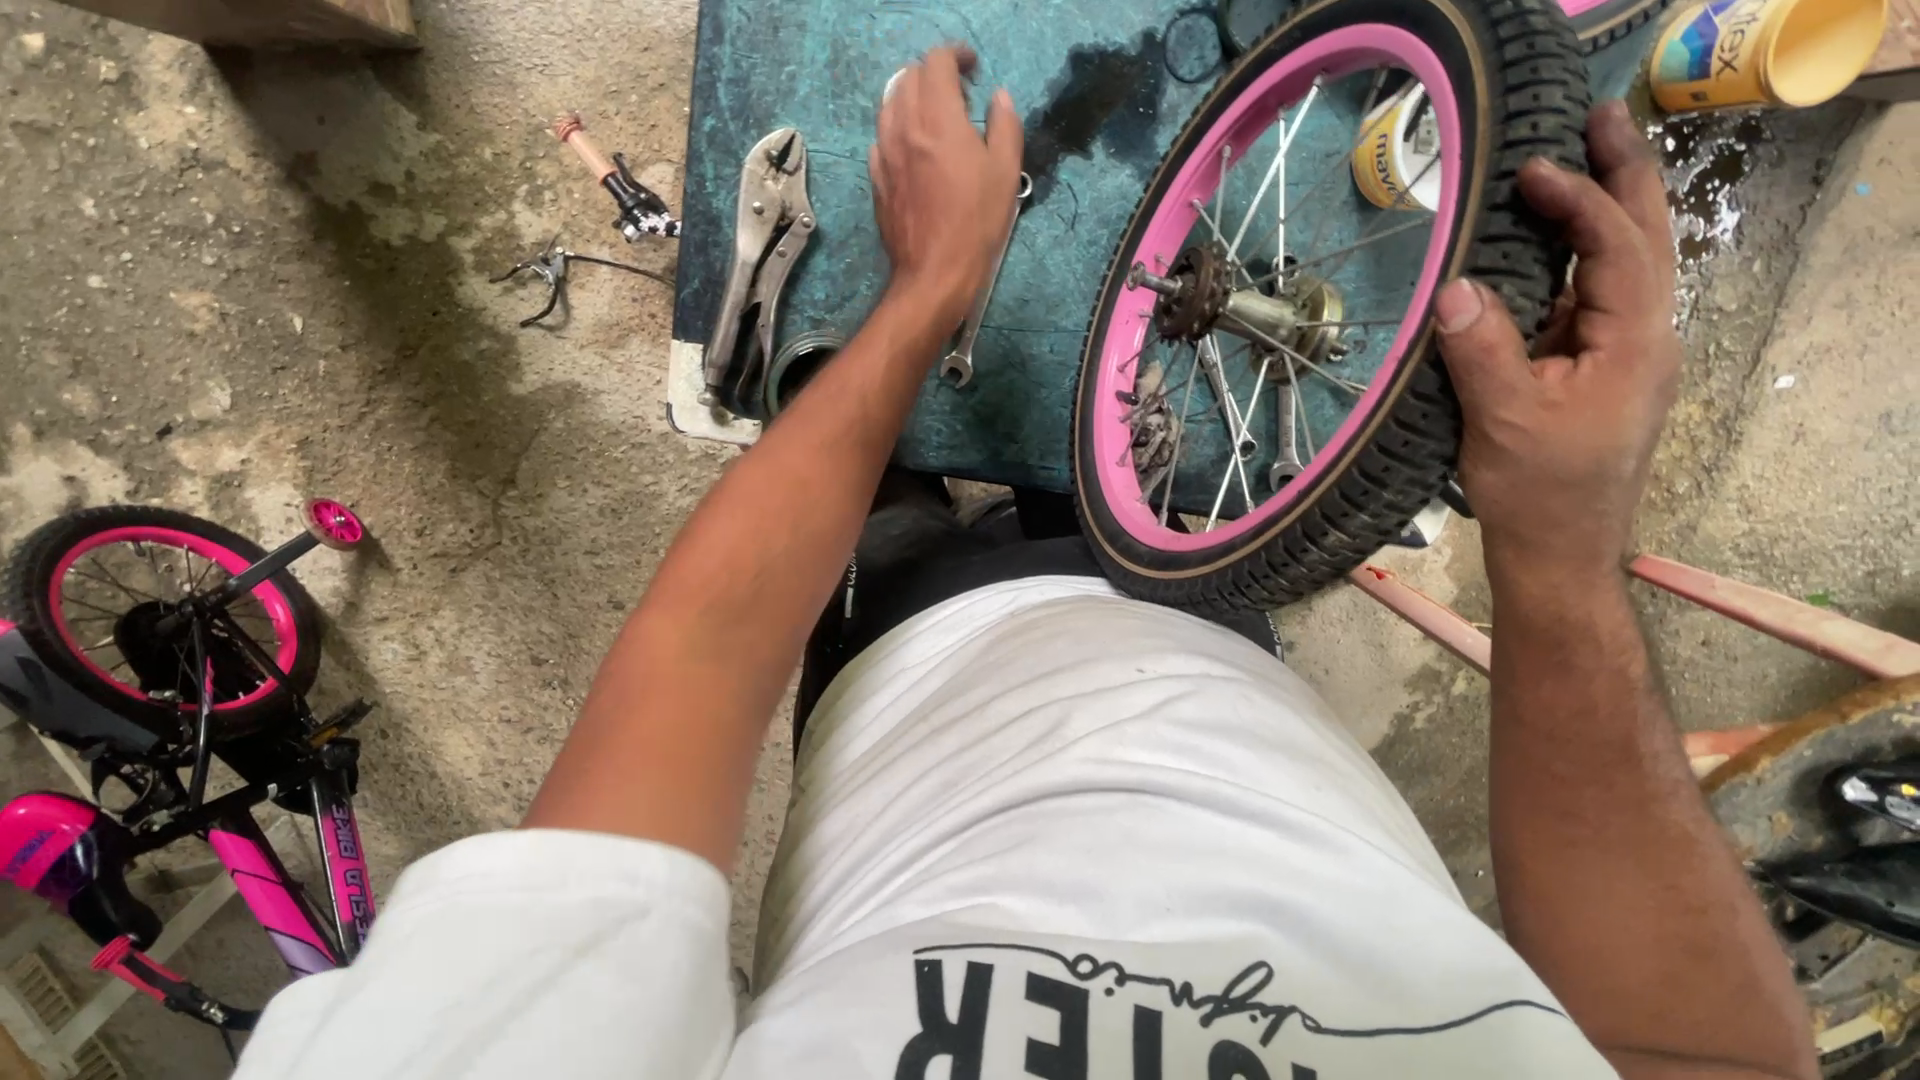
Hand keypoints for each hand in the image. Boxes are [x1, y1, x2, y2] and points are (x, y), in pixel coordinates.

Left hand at [869, 45, 1023, 327]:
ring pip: (890, 104)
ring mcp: (884, 153)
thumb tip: (998, 99)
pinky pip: (882, 138)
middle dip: (934, 75)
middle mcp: (903, 126)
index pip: (936, 63)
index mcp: (937, 118)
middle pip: (909, 77)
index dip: (956, 57)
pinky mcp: (876, 178)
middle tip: (958, 95)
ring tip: (935, 120)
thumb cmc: (976, 224)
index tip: (973, 68)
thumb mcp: (1005, 173)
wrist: (934, 273)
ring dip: (913, 99)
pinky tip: (916, 151)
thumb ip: (1004, 126)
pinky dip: (899, 130)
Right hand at [1435, 100, 1679, 588]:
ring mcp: (1622, 356)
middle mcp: (1643, 339)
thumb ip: (1482, 349)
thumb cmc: (1538, 490)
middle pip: (1646, 240)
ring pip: (1623, 268)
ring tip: (1578, 166)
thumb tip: (1454, 285)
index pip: (1617, 250)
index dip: (1579, 202)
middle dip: (1624, 177)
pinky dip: (1573, 262)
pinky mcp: (1595, 374)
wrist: (1557, 551)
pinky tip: (1546, 252)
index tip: (1533, 168)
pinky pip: (1589, 302)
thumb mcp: (1504, 419)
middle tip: (1601, 119)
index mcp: (1635, 344)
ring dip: (1603, 213)